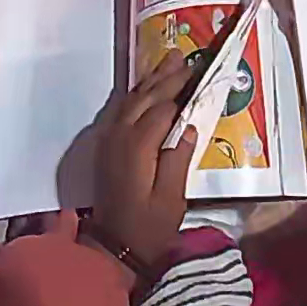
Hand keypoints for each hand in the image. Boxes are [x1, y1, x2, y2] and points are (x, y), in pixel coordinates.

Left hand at [91, 52, 198, 267]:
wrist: (112, 247)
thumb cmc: (148, 227)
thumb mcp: (171, 199)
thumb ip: (178, 160)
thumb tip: (190, 127)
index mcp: (138, 148)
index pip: (163, 109)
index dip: (181, 90)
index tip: (199, 75)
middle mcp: (120, 136)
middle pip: (145, 97)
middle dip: (167, 77)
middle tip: (187, 58)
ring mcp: (110, 139)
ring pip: (131, 99)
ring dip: (151, 79)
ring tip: (170, 61)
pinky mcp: (107, 144)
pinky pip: (122, 109)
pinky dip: (137, 93)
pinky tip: (147, 86)